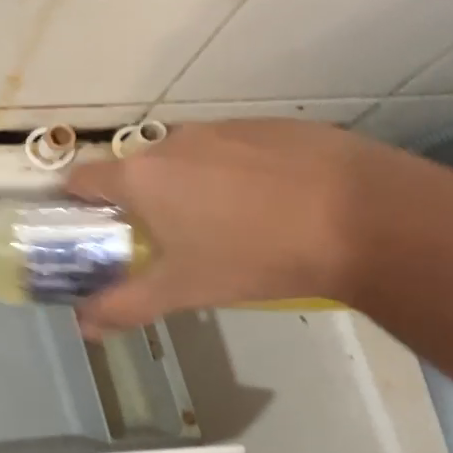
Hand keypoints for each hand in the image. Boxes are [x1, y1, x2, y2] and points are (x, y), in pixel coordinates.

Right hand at [65, 119, 452, 336]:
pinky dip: (236, 173)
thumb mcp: (183, 290)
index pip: (82, 180)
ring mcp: (227, 129)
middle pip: (135, 170)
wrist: (374, 219)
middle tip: (164, 239)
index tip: (93, 231)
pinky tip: (270, 205)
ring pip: (187, 158)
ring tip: (224, 223)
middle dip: (139, 200)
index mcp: (141, 177)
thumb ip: (124, 306)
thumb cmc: (258, 255)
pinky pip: (235, 149)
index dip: (78, 206)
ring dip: (188, 185)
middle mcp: (174, 142)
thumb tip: (84, 327)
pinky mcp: (275, 125)